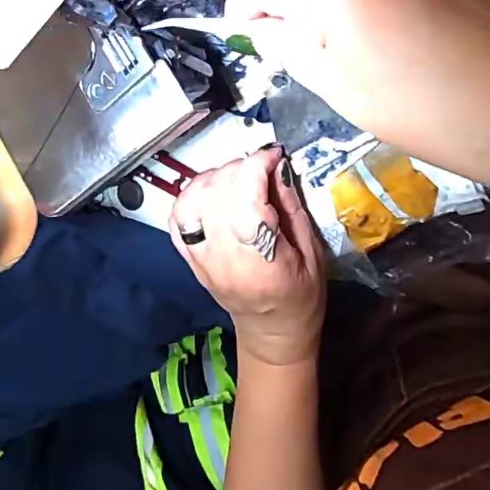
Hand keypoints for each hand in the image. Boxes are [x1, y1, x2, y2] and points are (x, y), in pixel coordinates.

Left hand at [170, 147, 327, 366]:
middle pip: (216, 191)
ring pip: (191, 199)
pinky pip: (177, 217)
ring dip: (213, 178)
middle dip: (239, 168)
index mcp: (260, 257)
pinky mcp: (189, 257)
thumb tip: (276, 169)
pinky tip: (211, 193)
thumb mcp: (312, 252)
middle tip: (260, 170)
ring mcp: (200, 256)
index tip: (273, 156)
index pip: (245, 193)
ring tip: (237, 180)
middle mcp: (222, 255)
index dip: (258, 164)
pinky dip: (190, 196)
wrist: (273, 332)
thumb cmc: (300, 297)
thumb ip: (292, 207)